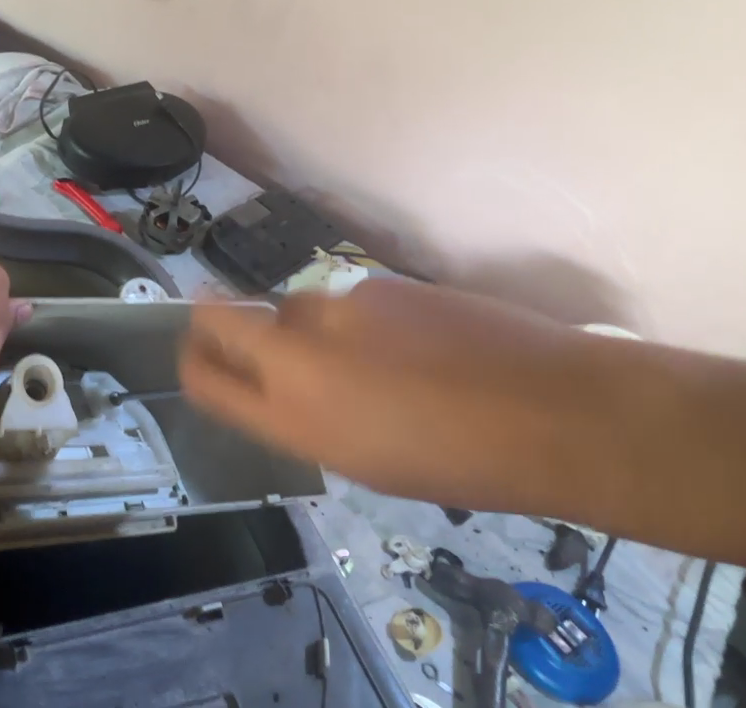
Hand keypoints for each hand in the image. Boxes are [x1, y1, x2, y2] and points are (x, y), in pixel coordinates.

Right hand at [179, 277, 621, 513]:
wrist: (554, 412)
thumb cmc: (459, 464)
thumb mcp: (361, 461)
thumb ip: (301, 415)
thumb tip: (282, 382)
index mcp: (289, 415)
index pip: (202, 376)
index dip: (191, 362)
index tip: (195, 357)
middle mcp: (294, 353)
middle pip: (219, 316)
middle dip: (213, 321)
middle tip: (243, 337)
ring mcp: (331, 307)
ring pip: (290, 306)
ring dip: (305, 326)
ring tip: (364, 356)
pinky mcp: (373, 282)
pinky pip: (343, 298)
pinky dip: (358, 317)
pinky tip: (406, 341)